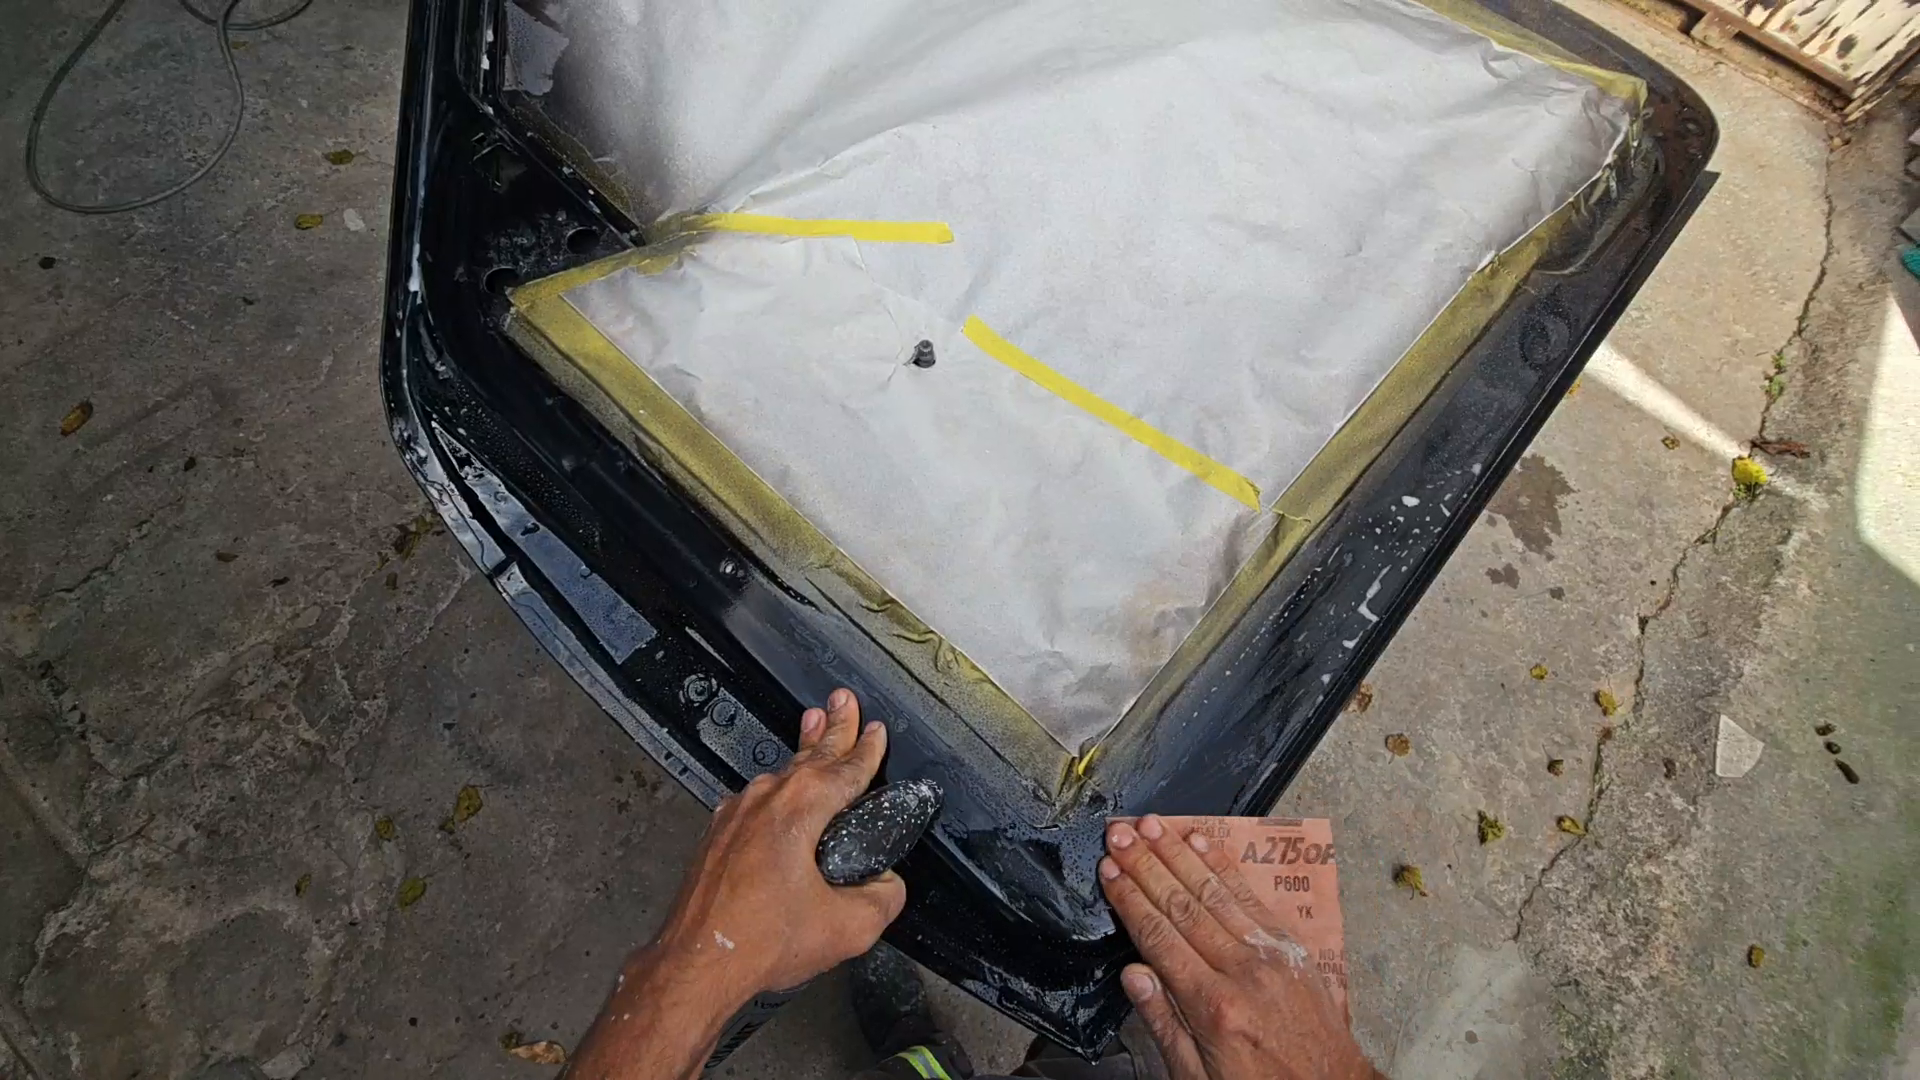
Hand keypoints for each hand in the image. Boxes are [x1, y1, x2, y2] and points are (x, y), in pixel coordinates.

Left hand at [650, 687, 906, 995]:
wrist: (693, 965)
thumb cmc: (760, 942)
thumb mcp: (847, 928)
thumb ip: (883, 898)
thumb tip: (888, 884)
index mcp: (802, 807)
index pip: (848, 769)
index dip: (867, 749)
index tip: (876, 730)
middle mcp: (768, 797)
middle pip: (813, 753)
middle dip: (835, 725)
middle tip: (844, 699)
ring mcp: (738, 811)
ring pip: (783, 771)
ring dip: (806, 747)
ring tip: (815, 722)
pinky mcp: (719, 832)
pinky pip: (758, 796)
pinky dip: (778, 782)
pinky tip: (779, 783)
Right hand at [1101, 815, 1379, 1079]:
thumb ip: (1164, 1023)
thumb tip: (1133, 972)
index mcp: (1213, 1006)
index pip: (1158, 936)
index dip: (1129, 899)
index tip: (1108, 869)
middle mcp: (1241, 970)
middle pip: (1180, 904)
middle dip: (1144, 863)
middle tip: (1119, 833)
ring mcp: (1267, 952)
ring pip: (1210, 890)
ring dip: (1175, 852)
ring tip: (1149, 825)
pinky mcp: (1288, 944)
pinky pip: (1246, 894)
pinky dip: (1219, 864)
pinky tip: (1198, 840)